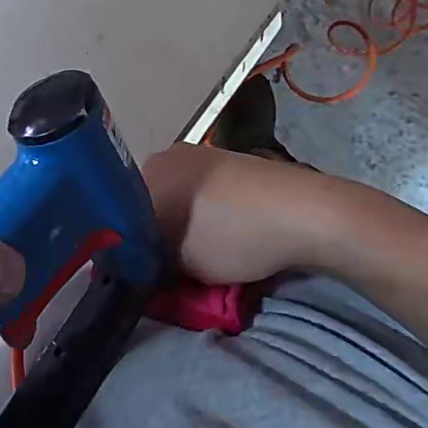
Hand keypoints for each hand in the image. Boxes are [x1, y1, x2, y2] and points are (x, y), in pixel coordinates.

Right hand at [143, 143, 342, 283]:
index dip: (128, 247)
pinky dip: (206, 213)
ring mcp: (202, 155)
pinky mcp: (231, 162)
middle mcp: (168, 156)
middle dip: (156, 234)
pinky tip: (225, 233)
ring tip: (202, 254)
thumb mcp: (180, 264)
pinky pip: (202, 192)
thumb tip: (137, 268)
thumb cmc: (234, 236)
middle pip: (148, 204)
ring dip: (183, 225)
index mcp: (148, 172)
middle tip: (170, 267)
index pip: (120, 215)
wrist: (308, 213)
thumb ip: (149, 265)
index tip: (141, 272)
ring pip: (176, 198)